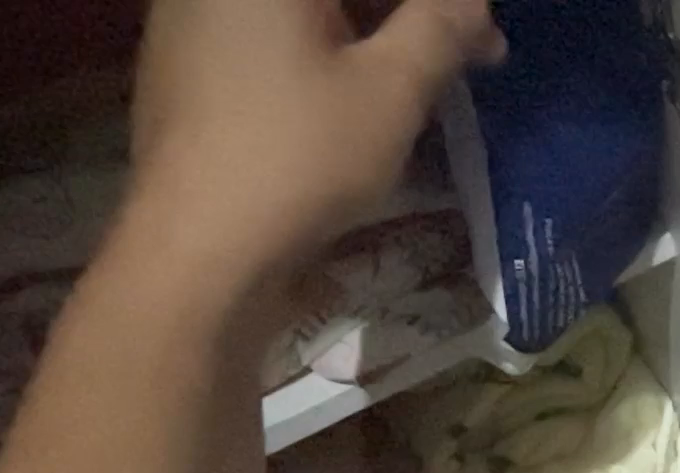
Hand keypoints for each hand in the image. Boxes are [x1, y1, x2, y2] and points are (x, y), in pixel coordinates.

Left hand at [128, 0, 506, 278]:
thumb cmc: (303, 157)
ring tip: (425, 84)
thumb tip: (475, 1)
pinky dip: (333, 56)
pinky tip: (362, 102)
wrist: (205, 241)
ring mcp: (197, 15)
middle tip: (469, 57)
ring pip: (310, 16)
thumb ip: (437, 31)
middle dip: (412, 17)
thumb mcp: (390, 94)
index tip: (485, 35)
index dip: (440, 6)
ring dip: (377, 37)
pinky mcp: (193, 63)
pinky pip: (280, 40)